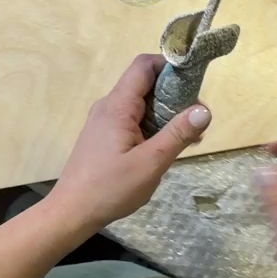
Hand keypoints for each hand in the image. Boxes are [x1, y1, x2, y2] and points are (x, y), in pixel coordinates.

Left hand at [48, 54, 210, 231]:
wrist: (72, 212)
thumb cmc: (110, 188)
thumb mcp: (150, 163)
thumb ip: (177, 134)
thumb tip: (204, 109)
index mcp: (117, 106)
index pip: (144, 66)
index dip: (171, 65)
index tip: (195, 82)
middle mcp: (109, 106)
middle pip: (145, 84)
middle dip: (175, 94)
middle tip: (197, 118)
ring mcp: (105, 121)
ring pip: (141, 104)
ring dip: (166, 114)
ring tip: (189, 138)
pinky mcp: (104, 136)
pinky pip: (133, 120)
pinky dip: (153, 126)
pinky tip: (167, 147)